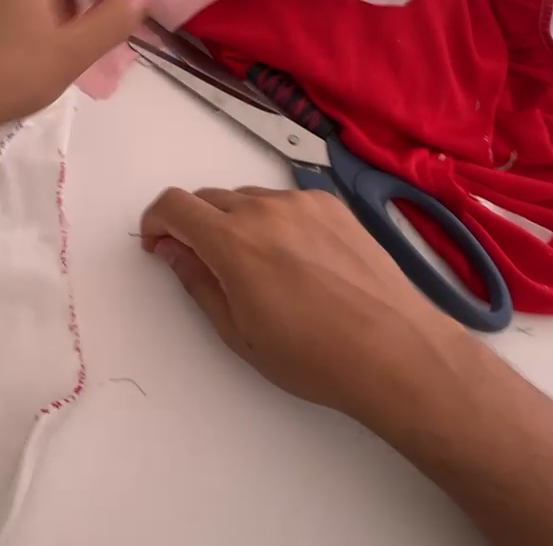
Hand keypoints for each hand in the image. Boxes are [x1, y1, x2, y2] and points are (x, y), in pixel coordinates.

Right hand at [140, 186, 467, 425]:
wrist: (396, 350)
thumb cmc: (312, 355)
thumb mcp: (237, 331)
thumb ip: (195, 281)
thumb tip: (170, 249)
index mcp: (231, 240)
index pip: (174, 204)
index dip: (156, 220)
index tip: (158, 243)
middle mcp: (262, 208)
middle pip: (207, 198)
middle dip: (195, 224)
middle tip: (207, 264)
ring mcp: (300, 202)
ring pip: (246, 199)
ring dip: (236, 221)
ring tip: (261, 267)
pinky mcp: (330, 204)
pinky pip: (284, 201)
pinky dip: (274, 220)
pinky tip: (298, 259)